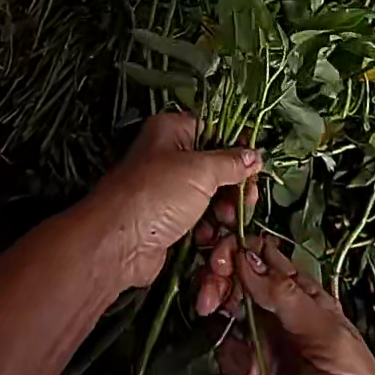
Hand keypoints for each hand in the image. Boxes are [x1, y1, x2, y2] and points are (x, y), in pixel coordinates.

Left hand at [77, 112, 261, 289]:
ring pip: (211, 195)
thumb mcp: (200, 171)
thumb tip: (255, 154)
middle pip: (216, 166)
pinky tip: (209, 237)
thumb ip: (231, 162)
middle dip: (234, 185)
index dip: (237, 147)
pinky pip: (200, 219)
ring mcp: (169, 189)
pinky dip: (208, 228)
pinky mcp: (169, 219)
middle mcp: (169, 155)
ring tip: (227, 221)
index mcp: (172, 130)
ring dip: (224, 210)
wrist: (117, 243)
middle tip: (246, 201)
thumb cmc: (156, 195)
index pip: (214, 130)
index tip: (256, 166)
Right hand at [205, 236, 374, 374]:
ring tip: (221, 332)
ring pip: (231, 316)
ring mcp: (270, 351)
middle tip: (208, 297)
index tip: (217, 258)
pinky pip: (231, 359)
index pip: (265, 257)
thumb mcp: (331, 341)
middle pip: (240, 282)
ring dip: (219, 318)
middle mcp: (284, 318)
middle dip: (219, 281)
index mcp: (306, 298)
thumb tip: (246, 256)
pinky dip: (228, 361)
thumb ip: (288, 296)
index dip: (238, 249)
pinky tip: (242, 374)